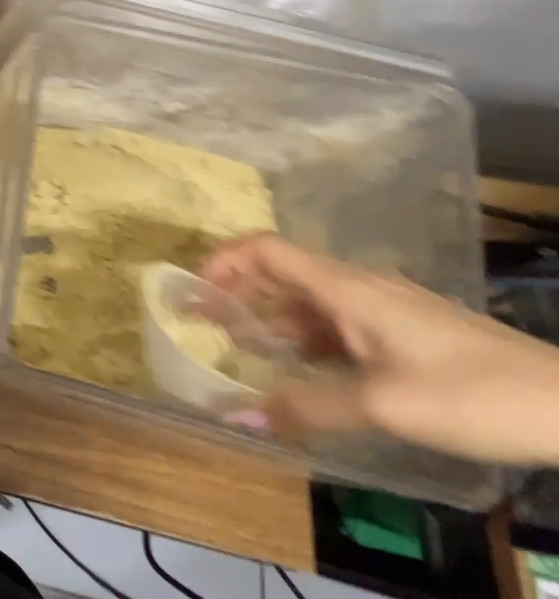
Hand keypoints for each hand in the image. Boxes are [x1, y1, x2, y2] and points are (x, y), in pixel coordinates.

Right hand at [201, 235, 558, 465]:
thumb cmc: (475, 394)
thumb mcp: (384, 405)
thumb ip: (307, 407)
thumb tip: (236, 419)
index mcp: (347, 289)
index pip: (266, 250)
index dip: (222, 261)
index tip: (194, 293)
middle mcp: (363, 288)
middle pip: (283, 275)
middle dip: (239, 296)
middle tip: (207, 327)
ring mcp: (391, 310)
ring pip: (313, 303)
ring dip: (275, 323)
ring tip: (247, 355)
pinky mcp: (413, 334)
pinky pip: (342, 325)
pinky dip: (311, 340)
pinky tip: (309, 373)